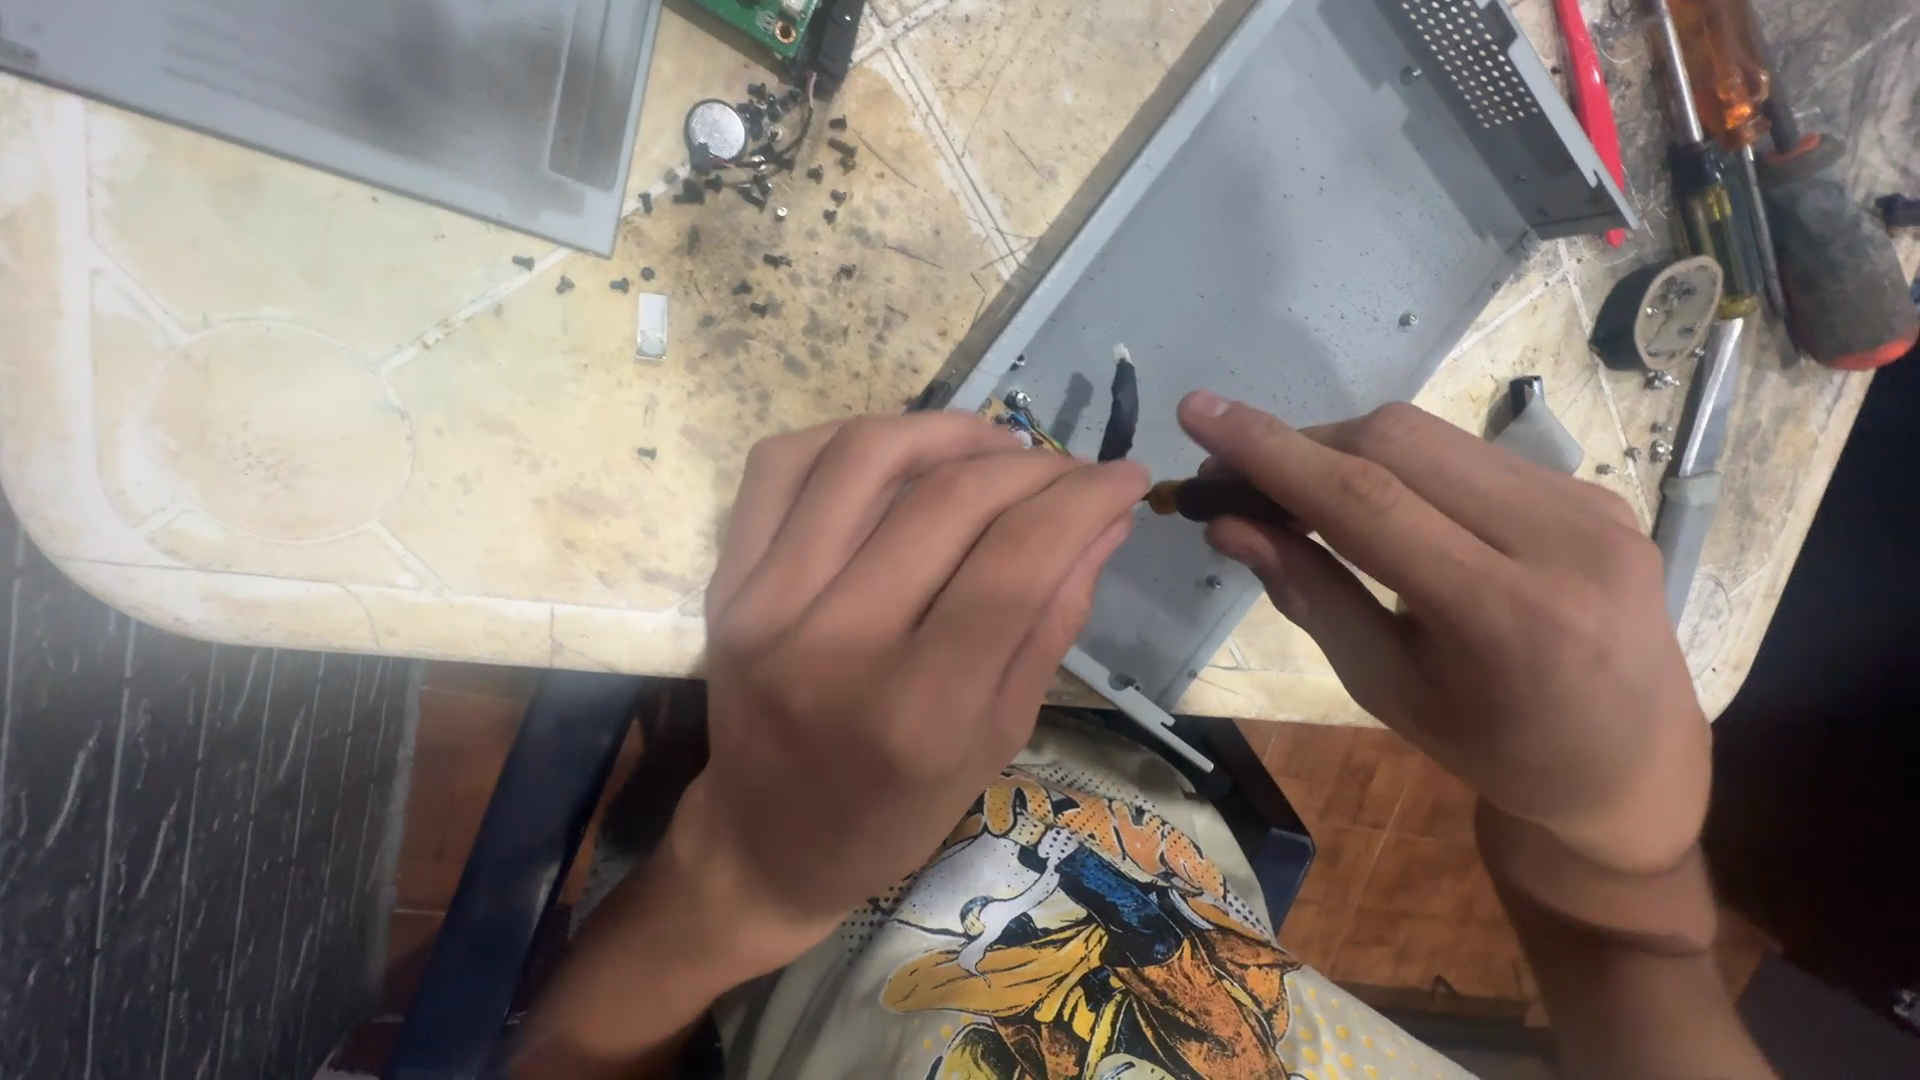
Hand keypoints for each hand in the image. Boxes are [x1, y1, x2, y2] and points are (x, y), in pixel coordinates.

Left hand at [688, 412, 1148, 946]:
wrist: (767, 839)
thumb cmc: (897, 810)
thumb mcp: (1000, 737)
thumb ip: (1053, 622)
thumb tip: (1105, 520)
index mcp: (918, 708)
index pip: (1016, 563)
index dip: (1083, 502)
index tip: (1125, 479)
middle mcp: (834, 643)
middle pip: (948, 501)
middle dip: (1031, 467)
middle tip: (1071, 470)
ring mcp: (764, 603)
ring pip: (864, 457)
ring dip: (948, 430)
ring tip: (997, 446)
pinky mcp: (726, 580)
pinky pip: (784, 462)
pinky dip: (855, 436)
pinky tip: (905, 453)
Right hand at [1178, 393, 1708, 875]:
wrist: (1632, 765)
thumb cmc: (1492, 748)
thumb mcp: (1382, 684)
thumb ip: (1307, 592)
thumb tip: (1228, 525)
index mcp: (1506, 614)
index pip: (1364, 500)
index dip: (1270, 451)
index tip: (1198, 412)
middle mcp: (1561, 538)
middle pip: (1394, 444)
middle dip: (1297, 447)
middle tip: (1232, 480)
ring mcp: (1587, 504)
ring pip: (1425, 436)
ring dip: (1337, 452)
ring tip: (1290, 494)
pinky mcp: (1592, 490)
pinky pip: (1461, 452)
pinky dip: (1390, 465)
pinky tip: (1367, 504)